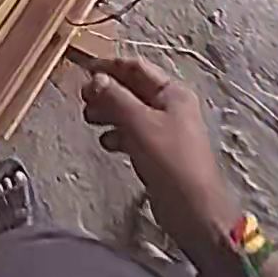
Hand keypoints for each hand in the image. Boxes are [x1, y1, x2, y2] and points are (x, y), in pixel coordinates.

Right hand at [81, 56, 241, 258]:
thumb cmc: (170, 160)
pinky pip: (131, 132)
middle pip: (130, 88)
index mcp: (172, 93)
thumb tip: (94, 78)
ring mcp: (164, 129)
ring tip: (90, 118)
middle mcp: (169, 107)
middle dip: (105, 91)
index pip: (135, 67)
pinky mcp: (157, 150)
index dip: (108, 65)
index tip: (83, 68)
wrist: (194, 211)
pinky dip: (117, 133)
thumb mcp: (139, 122)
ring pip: (127, 110)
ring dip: (107, 111)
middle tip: (84, 98)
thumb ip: (114, 96)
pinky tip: (108, 143)